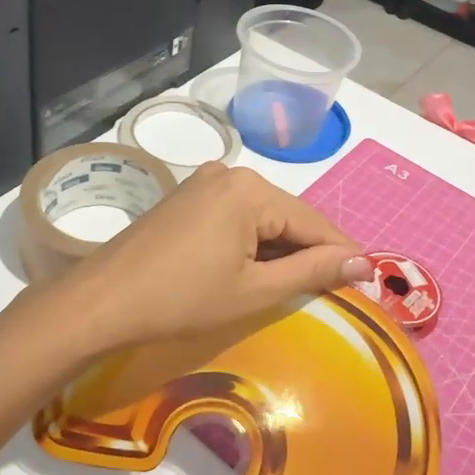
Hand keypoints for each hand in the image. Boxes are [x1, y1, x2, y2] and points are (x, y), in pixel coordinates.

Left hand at [58, 163, 371, 349]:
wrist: (103, 301)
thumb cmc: (182, 299)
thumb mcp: (255, 290)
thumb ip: (312, 272)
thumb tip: (362, 263)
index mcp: (251, 189)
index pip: (313, 223)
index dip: (344, 254)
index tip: (371, 281)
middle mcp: (231, 173)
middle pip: (288, 216)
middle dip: (311, 252)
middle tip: (337, 290)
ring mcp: (204, 183)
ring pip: (262, 218)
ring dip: (281, 250)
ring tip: (300, 286)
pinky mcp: (186, 198)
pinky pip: (236, 217)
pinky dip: (252, 243)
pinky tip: (256, 271)